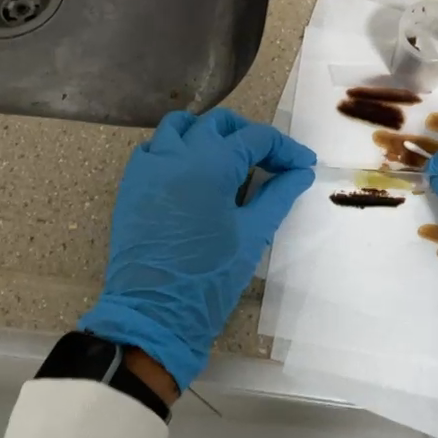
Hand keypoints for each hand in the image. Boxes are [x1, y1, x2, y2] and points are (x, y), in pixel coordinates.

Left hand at [81, 108, 316, 388]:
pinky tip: (190, 172)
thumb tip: (301, 172)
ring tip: (226, 158)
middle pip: (218, 122)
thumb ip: (278, 195)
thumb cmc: (209, 278)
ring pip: (180, 125)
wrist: (153, 315)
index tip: (304, 165)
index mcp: (212, 164)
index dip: (285, 149)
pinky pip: (154, 147)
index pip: (256, 138)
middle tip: (269, 160)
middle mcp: (179, 153)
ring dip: (207, 132)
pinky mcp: (132, 182)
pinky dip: (175, 148)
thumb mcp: (253, 235)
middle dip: (248, 134)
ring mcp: (151, 164)